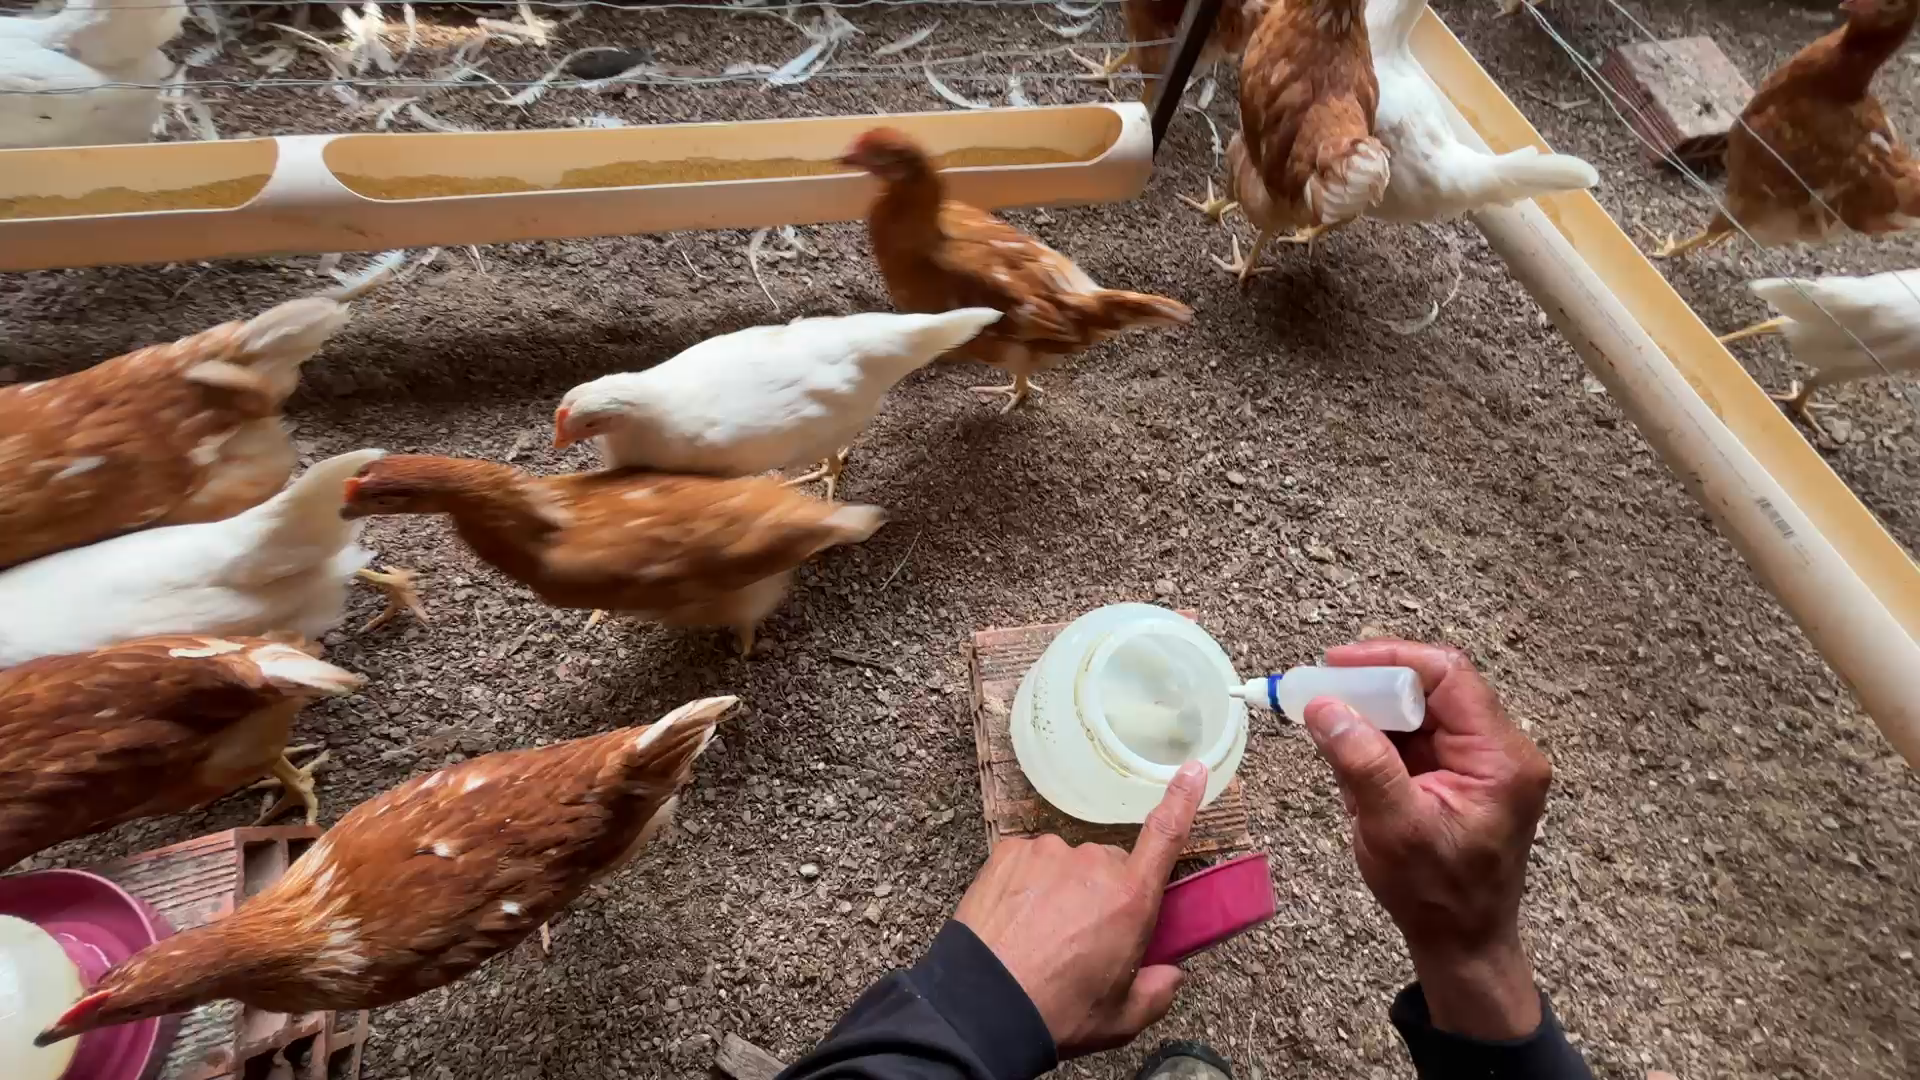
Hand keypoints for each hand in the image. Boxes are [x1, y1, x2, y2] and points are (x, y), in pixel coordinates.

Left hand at [954, 761, 1206, 1058]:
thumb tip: (1170, 972)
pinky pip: (1030, 860)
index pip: (1165, 836)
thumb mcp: (1121, 1017)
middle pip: (1109, 867)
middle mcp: (1092, 863)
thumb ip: (1156, 990)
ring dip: (1061, 888)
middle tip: (1080, 937)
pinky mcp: (1011, 849)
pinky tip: (1016, 916)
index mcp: (1129, 898)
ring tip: (1040, 932)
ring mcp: (1048, 851)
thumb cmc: (1058, 1010)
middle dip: (1103, 893)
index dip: (1182, 799)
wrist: (984, 1002)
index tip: (1192, 768)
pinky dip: (1027, 883)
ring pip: (1067, 864)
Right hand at [1302, 640, 1551, 1039]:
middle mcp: (1495, 748)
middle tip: (1318, 692)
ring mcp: (1473, 758)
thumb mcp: (1395, 827)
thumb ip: (1361, 762)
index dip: (1389, 659)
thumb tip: (1322, 705)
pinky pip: (1406, 731)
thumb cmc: (1435, 893)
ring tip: (1328, 730)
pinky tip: (1348, 759)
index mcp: (1500, 757)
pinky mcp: (1450, 768)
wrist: (1459, 941)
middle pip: (1428, 684)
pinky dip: (1370, 734)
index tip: (1334, 664)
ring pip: (1412, 705)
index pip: (1448, 674)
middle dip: (1369, 685)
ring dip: (1366, 711)